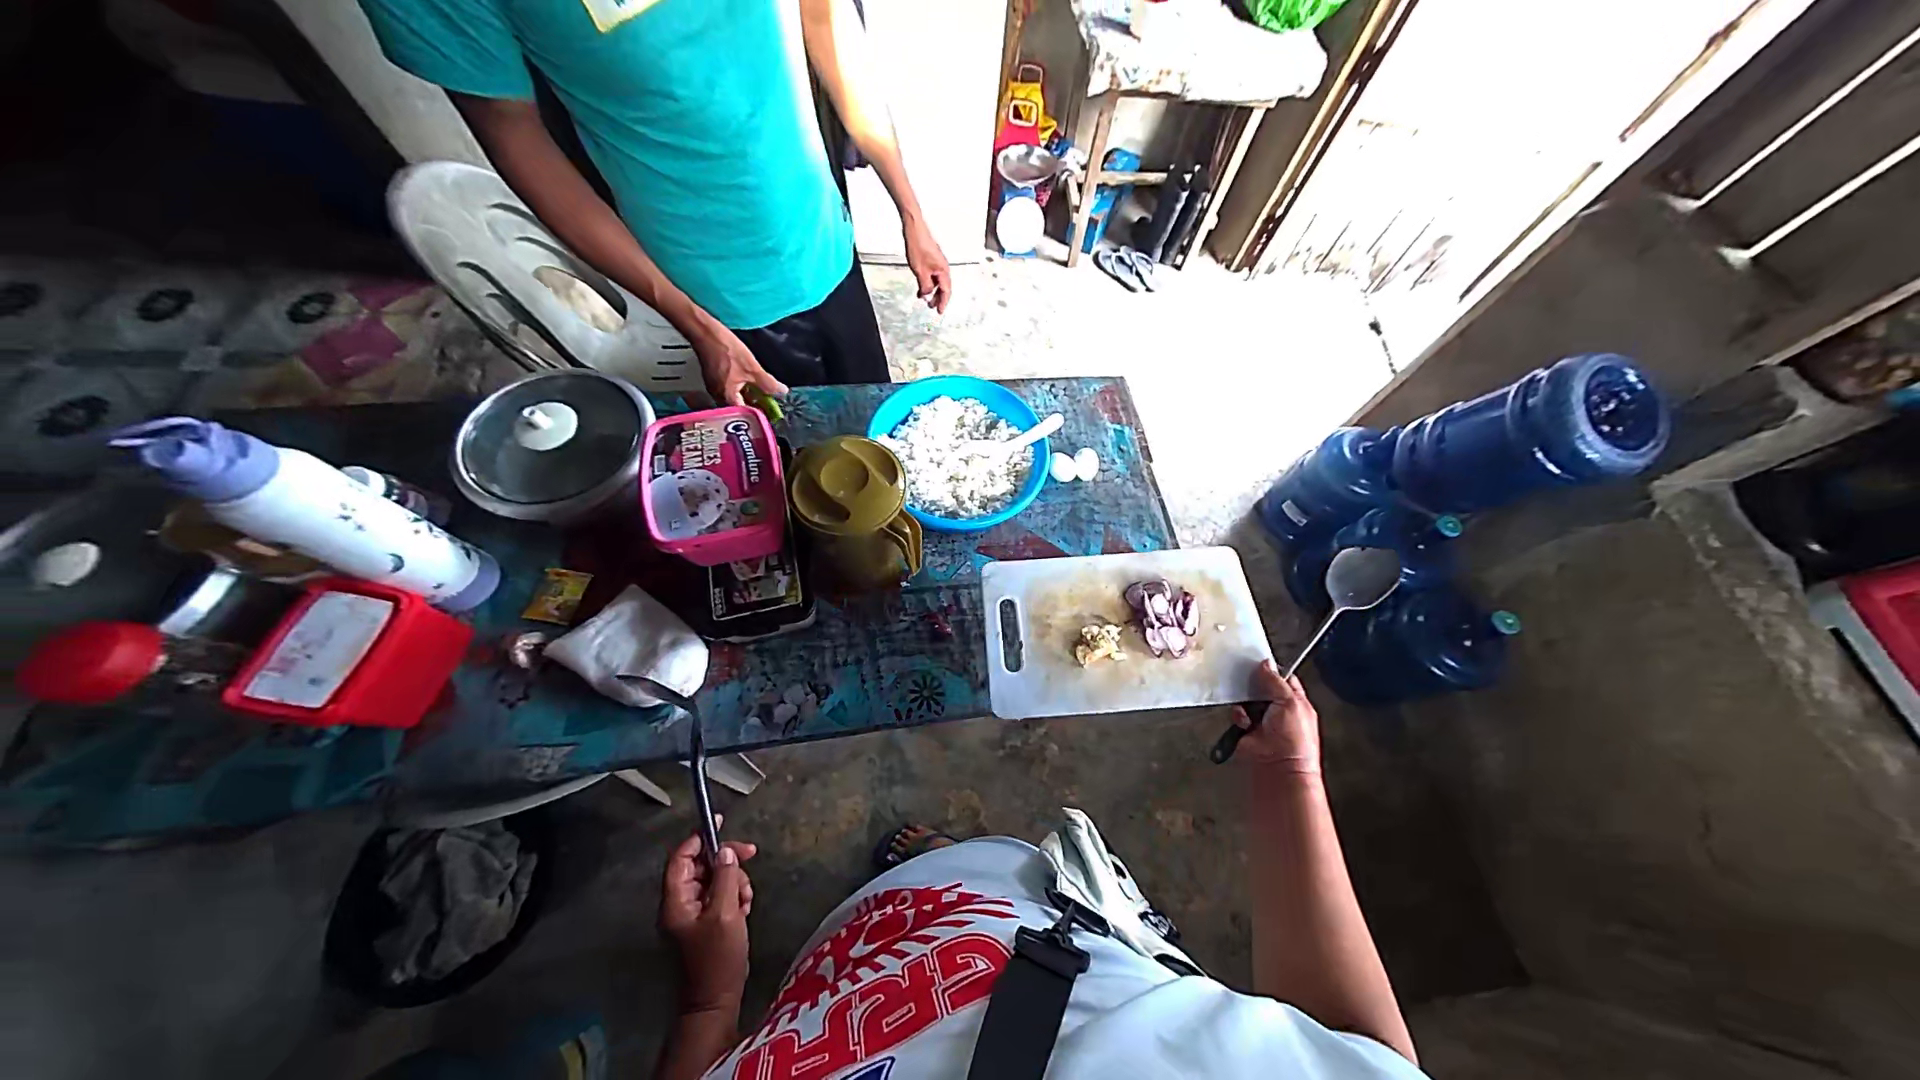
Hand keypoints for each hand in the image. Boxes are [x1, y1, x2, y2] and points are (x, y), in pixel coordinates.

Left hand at [659, 817, 757, 1010]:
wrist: (715, 1001)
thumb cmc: (717, 958)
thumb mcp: (725, 913)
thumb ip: (724, 878)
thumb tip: (725, 851)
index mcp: (676, 901)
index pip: (681, 857)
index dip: (699, 837)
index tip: (720, 822)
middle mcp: (680, 904)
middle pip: (701, 865)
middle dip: (726, 861)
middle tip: (749, 857)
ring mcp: (692, 914)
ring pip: (715, 878)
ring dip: (734, 881)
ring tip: (746, 899)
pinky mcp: (706, 923)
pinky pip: (720, 895)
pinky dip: (735, 895)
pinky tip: (745, 908)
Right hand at [692, 324, 787, 406]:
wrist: (705, 332)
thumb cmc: (726, 349)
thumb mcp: (752, 368)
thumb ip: (768, 383)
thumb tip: (782, 391)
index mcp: (727, 397)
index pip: (745, 414)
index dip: (759, 412)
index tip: (770, 410)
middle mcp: (717, 396)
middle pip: (739, 407)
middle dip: (754, 404)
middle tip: (768, 401)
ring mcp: (714, 387)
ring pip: (734, 397)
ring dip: (748, 395)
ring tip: (760, 391)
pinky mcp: (714, 379)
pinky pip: (729, 389)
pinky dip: (740, 387)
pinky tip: (748, 381)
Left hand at [903, 219, 950, 313]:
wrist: (914, 229)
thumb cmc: (918, 246)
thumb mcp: (920, 271)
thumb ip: (925, 286)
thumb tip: (927, 295)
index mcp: (943, 271)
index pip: (946, 291)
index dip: (943, 302)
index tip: (939, 311)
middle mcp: (943, 267)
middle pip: (943, 287)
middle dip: (937, 298)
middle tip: (931, 307)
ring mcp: (938, 263)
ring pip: (937, 281)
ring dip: (932, 291)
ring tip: (925, 298)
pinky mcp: (932, 259)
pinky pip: (933, 275)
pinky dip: (928, 282)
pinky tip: (921, 286)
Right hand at [1232, 660, 1321, 774]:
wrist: (1279, 767)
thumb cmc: (1295, 740)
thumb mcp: (1290, 702)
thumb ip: (1276, 681)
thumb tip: (1266, 664)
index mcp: (1295, 701)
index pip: (1282, 677)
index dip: (1272, 669)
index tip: (1259, 662)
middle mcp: (1278, 709)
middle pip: (1260, 686)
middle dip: (1253, 684)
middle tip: (1248, 680)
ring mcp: (1262, 719)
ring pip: (1246, 698)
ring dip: (1245, 701)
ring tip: (1249, 709)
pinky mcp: (1246, 728)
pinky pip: (1237, 713)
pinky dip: (1238, 716)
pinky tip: (1245, 722)